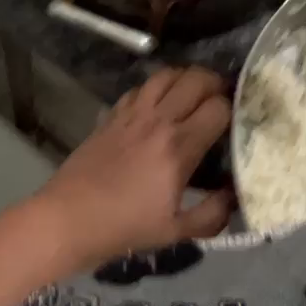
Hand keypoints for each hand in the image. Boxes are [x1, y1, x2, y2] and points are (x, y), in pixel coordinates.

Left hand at [27, 67, 233, 266]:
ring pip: (168, 74)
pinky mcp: (114, 112)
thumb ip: (212, 214)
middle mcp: (159, 120)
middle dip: (216, 83)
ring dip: (186, 78)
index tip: (236, 121)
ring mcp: (134, 112)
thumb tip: (234, 194)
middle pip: (196, 79)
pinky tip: (160, 102)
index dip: (233, 110)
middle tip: (221, 98)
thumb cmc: (124, 227)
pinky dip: (157, 87)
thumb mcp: (175, 232)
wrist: (69, 218)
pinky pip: (142, 86)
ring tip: (194, 92)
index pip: (218, 108)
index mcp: (179, 147)